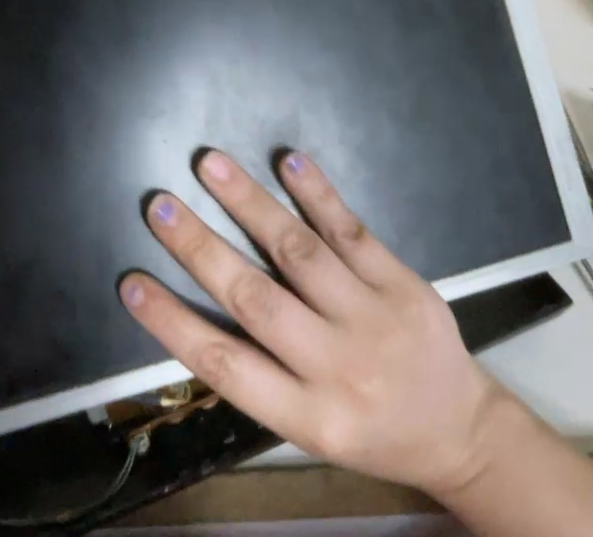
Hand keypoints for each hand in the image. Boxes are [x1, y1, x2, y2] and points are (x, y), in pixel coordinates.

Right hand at [119, 149, 514, 495]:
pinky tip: (289, 160)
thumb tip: (190, 308)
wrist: (460, 431)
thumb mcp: (307, 426)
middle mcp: (339, 368)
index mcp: (307, 415)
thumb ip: (256, 374)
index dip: (172, 323)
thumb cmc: (367, 430)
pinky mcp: (405, 285)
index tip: (131, 283)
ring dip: (250, 203)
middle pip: (257, 301)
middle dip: (202, 249)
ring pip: (301, 253)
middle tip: (160, 206)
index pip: (224, 364)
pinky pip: (353, 232)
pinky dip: (318, 194)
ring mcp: (376, 320)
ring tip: (209, 165)